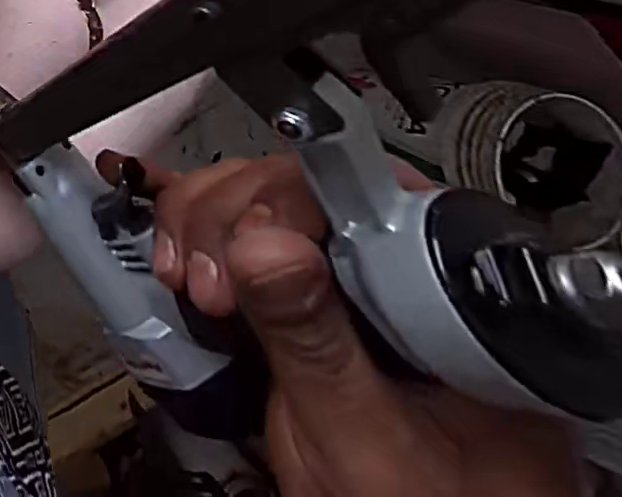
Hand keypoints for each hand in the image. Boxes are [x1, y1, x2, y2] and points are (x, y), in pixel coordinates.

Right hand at [144, 155, 585, 496]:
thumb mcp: (366, 439)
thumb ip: (317, 344)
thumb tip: (263, 243)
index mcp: (445, 290)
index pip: (358, 195)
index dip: (282, 207)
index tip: (235, 259)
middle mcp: (392, 260)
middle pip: (289, 183)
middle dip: (224, 221)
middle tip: (204, 287)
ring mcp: (336, 264)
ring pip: (250, 190)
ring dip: (196, 221)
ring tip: (186, 279)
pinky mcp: (291, 278)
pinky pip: (229, 222)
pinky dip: (187, 226)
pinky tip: (175, 259)